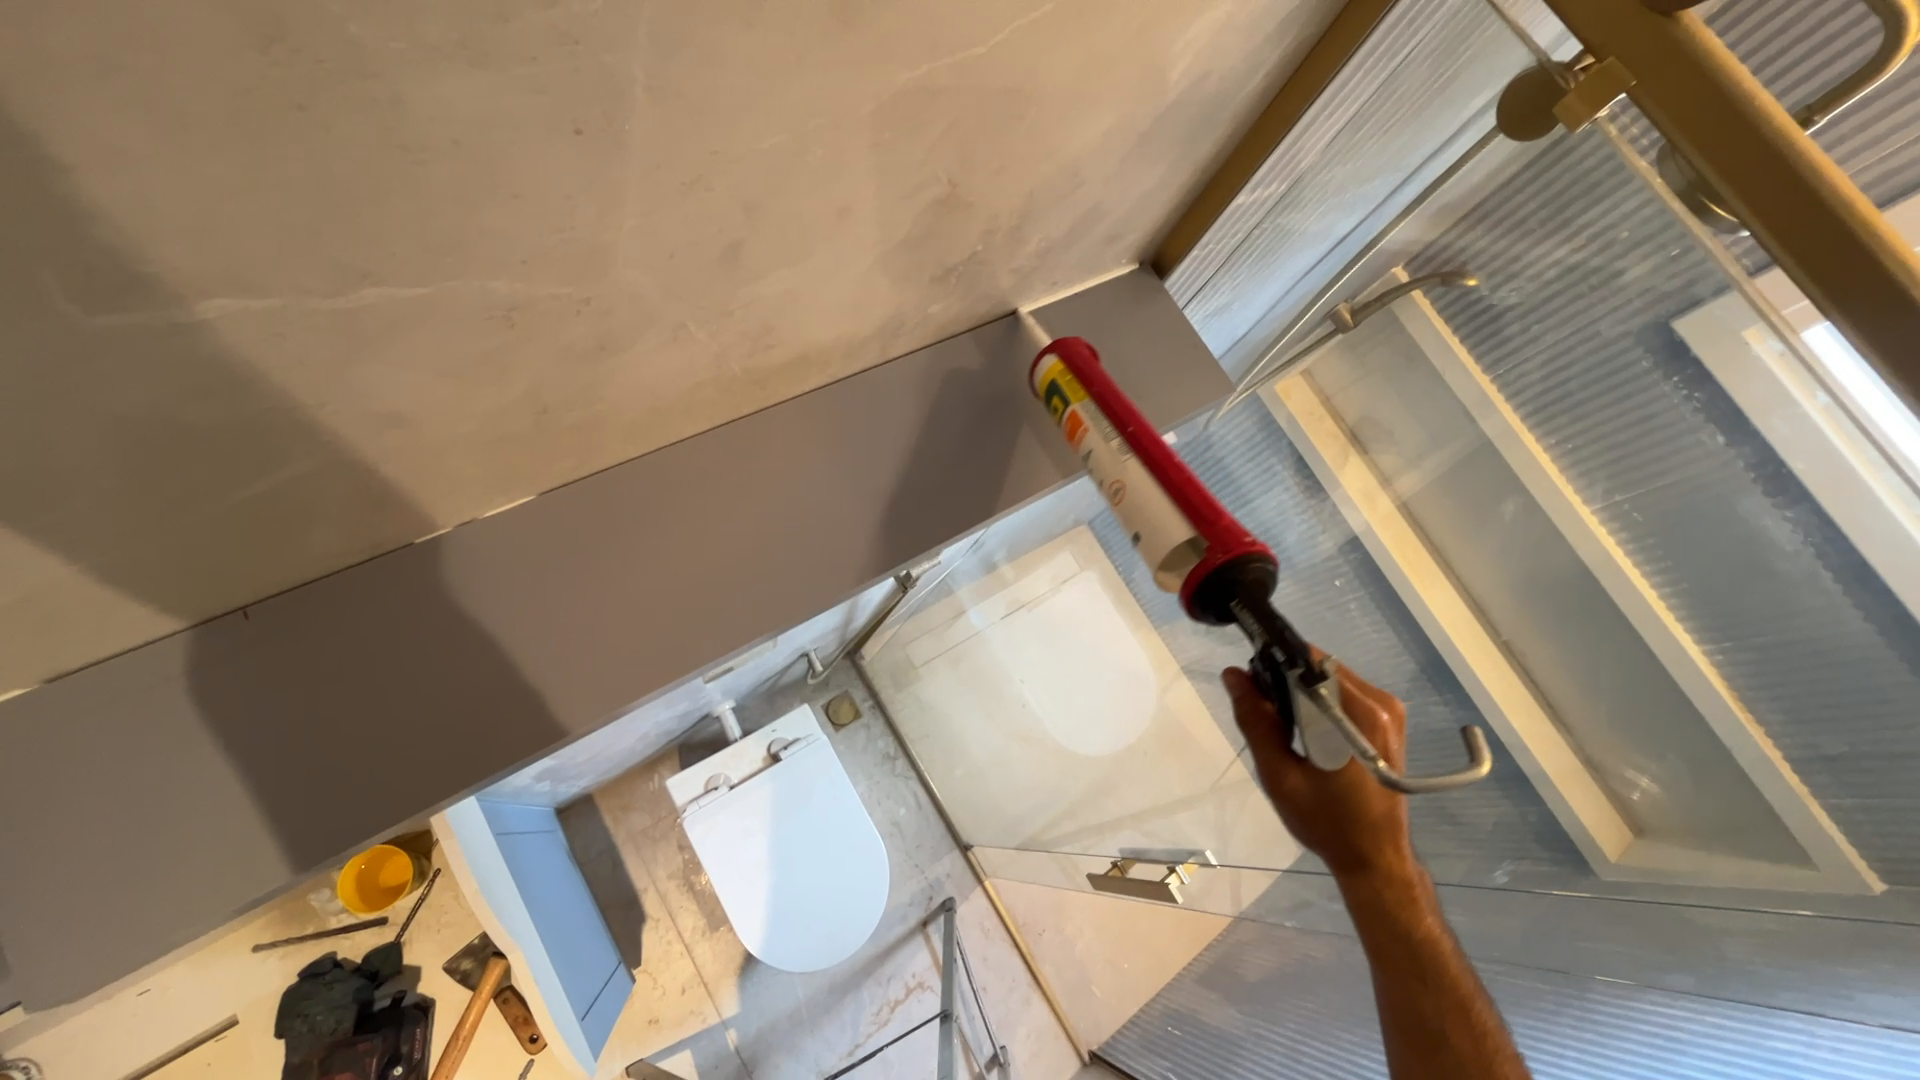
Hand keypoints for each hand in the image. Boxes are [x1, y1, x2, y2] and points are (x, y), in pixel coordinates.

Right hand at [1223, 659, 1415, 880]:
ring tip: (1285, 729)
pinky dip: (1321, 703)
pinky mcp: (1391, 721)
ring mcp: (1390, 711)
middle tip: (1265, 715)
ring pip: (1331, 678)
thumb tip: (1233, 675)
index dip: (1273, 665)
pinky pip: (1345, 694)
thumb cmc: (1326, 821)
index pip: (1307, 661)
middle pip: (1320, 667)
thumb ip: (1256, 721)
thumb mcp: (1280, 775)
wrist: (1375, 858)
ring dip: (1303, 692)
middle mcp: (1380, 703)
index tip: (1252, 688)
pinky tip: (1309, 734)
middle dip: (1286, 680)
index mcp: (1357, 714)